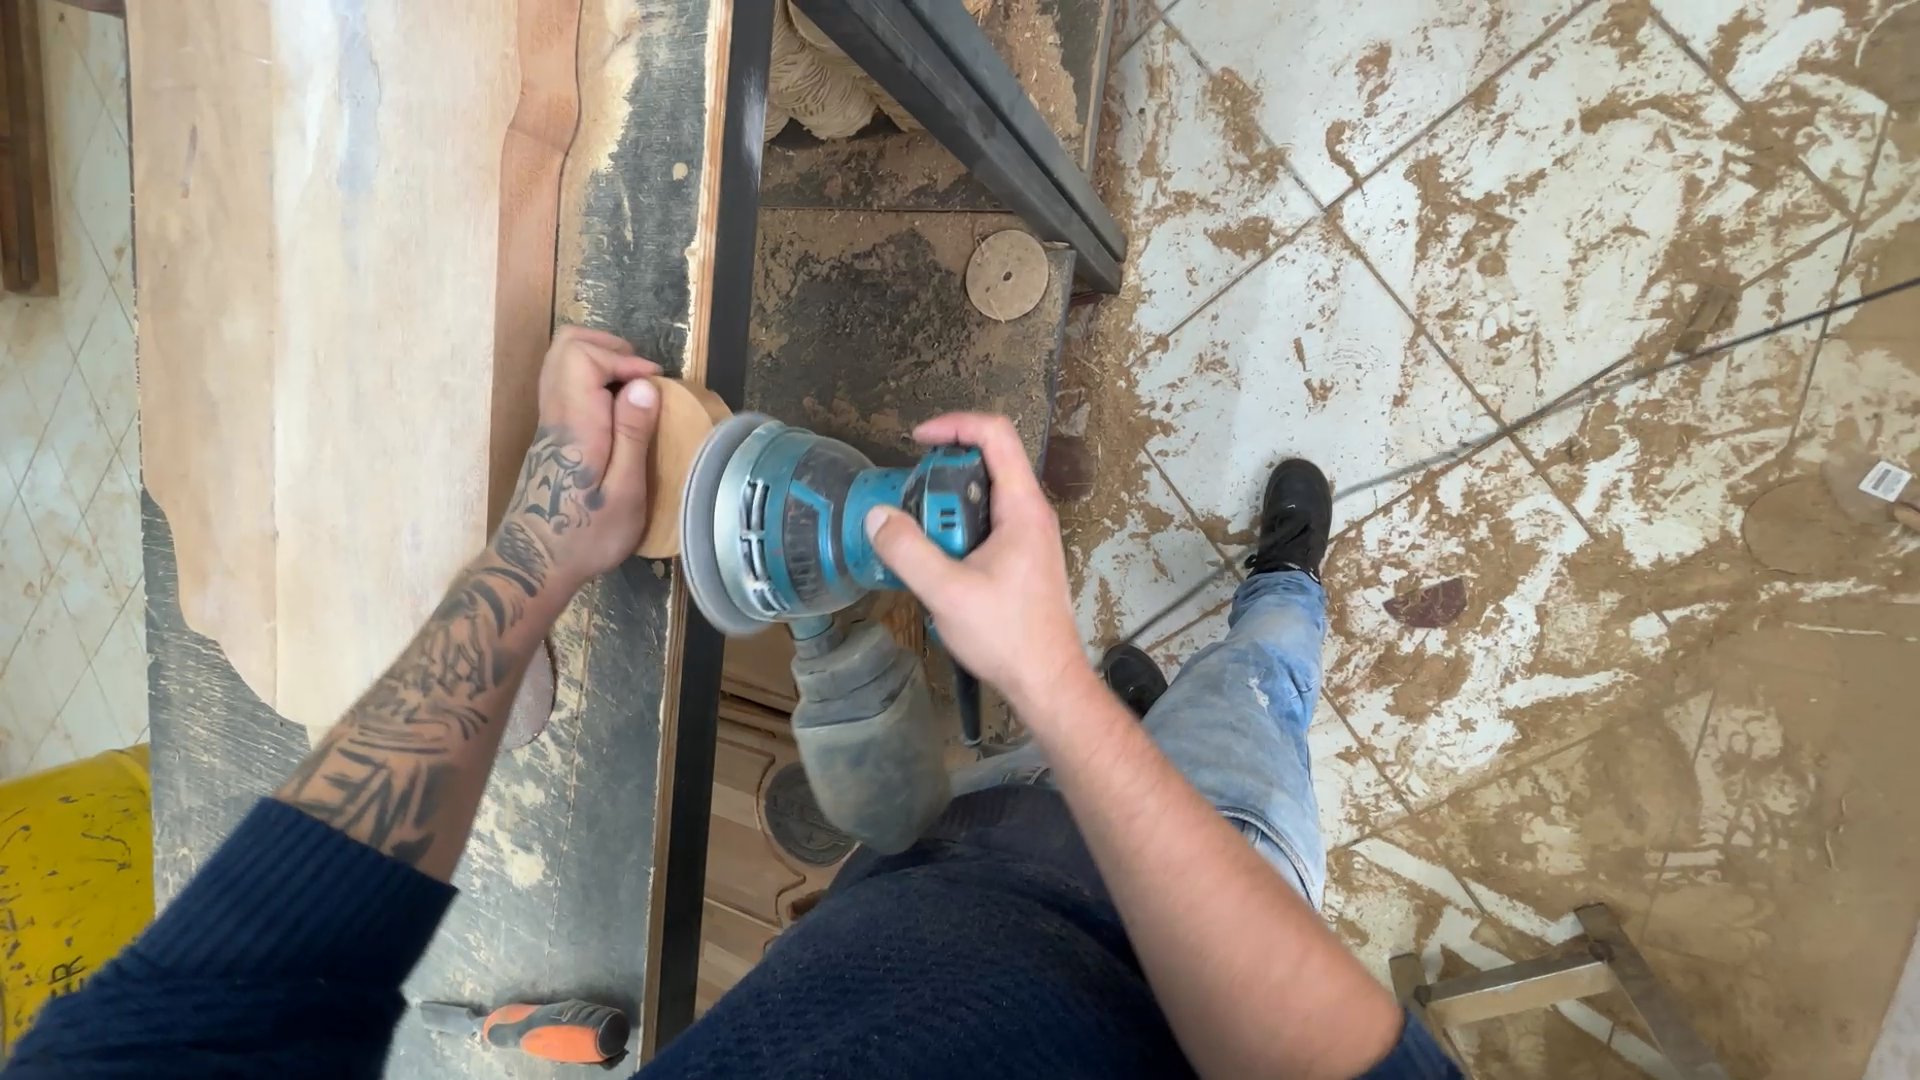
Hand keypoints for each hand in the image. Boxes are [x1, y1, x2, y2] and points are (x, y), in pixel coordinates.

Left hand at [500, 325, 661, 589]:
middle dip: (609, 348)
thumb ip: (632, 435)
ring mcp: (549, 424)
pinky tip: (619, 411)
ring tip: (635, 388)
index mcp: (577, 424)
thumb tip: (643, 385)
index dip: (623, 359)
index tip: (654, 384)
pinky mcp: (551, 438)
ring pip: (561, 364)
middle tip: (643, 374)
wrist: (535, 565)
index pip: (583, 357)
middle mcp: (556, 415)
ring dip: (601, 363)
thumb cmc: (588, 536)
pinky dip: (594, 382)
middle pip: (564, 347)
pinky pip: (566, 386)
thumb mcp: (625, 492)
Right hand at [864, 413, 1091, 714]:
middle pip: (986, 463)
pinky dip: (959, 530)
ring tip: (923, 540)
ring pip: (984, 497)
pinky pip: (987, 524)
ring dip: (947, 509)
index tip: (917, 441)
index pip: (996, 435)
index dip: (955, 425)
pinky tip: (940, 563)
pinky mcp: (1023, 556)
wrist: (1047, 680)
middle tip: (913, 508)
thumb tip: (878, 517)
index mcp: (1023, 508)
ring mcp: (1030, 535)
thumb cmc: (1008, 636)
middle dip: (942, 477)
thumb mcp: (948, 593)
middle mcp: (1032, 513)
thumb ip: (908, 551)